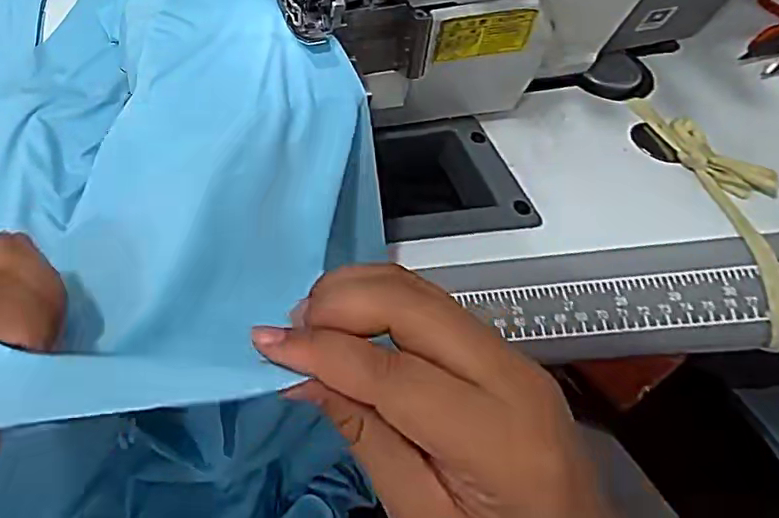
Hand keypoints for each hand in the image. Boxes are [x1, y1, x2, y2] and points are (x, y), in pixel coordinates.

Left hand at [0, 233, 65, 517]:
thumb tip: (24, 350)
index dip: (28, 320)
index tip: (40, 361)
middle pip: (0, 255)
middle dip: (40, 297)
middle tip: (45, 348)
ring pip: (6, 246)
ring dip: (37, 285)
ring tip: (36, 333)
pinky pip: (3, 252)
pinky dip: (27, 277)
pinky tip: (23, 316)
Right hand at [252, 264, 610, 517]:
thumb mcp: (423, 515)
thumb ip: (363, 435)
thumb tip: (298, 373)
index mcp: (501, 440)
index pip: (392, 372)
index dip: (321, 350)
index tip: (266, 342)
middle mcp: (512, 376)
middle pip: (405, 302)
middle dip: (335, 302)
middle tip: (292, 329)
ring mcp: (508, 351)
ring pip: (411, 284)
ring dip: (350, 290)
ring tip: (311, 322)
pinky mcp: (495, 342)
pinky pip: (423, 296)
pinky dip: (373, 294)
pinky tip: (345, 317)